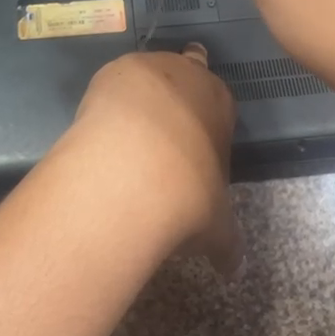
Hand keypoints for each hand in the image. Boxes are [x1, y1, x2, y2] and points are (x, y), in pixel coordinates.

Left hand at [55, 45, 239, 272]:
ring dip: (138, 105)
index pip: (218, 103)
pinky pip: (111, 89)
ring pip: (145, 81)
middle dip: (174, 105)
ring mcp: (145, 69)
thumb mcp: (217, 225)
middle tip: (161, 143)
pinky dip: (107, 110)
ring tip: (126, 145)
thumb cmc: (189, 193)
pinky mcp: (107, 74)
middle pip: (182, 79)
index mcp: (220, 102)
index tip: (194, 151)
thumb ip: (226, 241)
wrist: (132, 172)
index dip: (206, 126)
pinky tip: (102, 139)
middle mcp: (186, 74)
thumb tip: (232, 267)